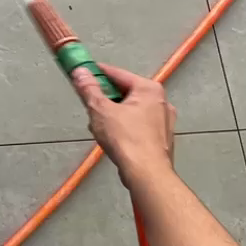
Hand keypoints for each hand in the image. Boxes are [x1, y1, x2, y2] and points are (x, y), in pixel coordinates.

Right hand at [69, 63, 175, 188]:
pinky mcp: (163, 139)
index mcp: (149, 89)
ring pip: (132, 109)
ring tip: (99, 126)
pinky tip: (114, 139)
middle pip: (125, 92)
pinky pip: (139, 124)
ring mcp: (165, 121)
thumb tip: (80, 71)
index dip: (96, 73)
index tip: (82, 75)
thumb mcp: (100, 110)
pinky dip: (125, 127)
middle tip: (89, 106)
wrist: (148, 174)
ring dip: (114, 113)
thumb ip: (89, 88)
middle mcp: (161, 101)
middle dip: (105, 98)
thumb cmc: (125, 138)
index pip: (117, 73)